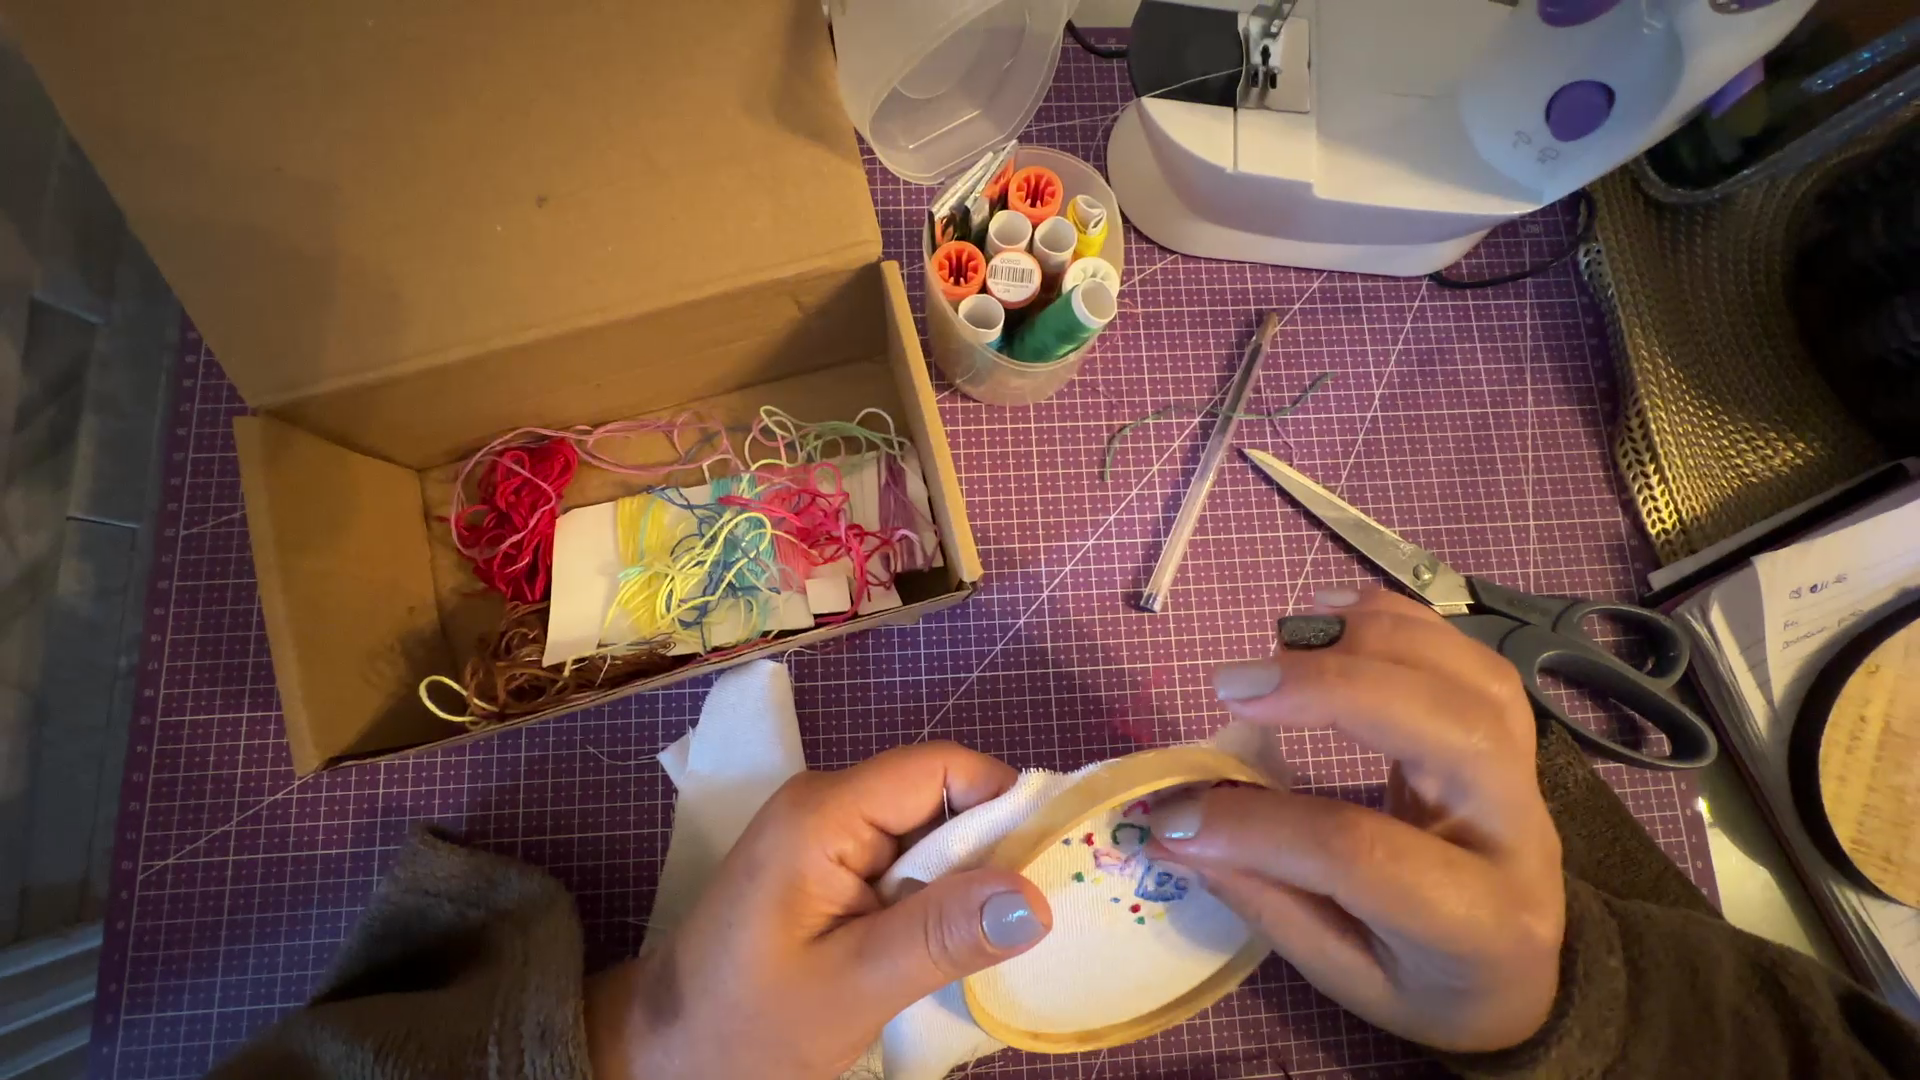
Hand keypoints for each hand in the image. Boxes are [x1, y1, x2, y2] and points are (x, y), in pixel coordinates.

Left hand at [585, 743, 1052, 1078]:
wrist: (656, 1062)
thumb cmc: (744, 1031)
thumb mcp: (851, 989)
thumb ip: (941, 935)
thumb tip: (1036, 897)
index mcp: (824, 811)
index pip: (936, 768)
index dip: (999, 798)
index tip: (1047, 858)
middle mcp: (826, 801)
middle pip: (934, 794)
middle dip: (985, 846)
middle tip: (1027, 912)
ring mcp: (825, 829)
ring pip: (923, 827)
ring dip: (961, 874)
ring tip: (992, 932)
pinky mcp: (826, 860)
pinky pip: (901, 854)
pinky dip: (933, 889)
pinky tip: (948, 933)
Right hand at [1150, 590, 1564, 1052]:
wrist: (1520, 963)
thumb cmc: (1423, 976)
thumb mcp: (1345, 972)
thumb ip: (1262, 898)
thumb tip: (1172, 827)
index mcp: (1479, 921)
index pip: (1361, 852)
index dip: (1257, 826)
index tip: (1175, 814)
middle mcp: (1519, 834)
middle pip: (1447, 730)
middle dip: (1330, 689)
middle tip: (1233, 684)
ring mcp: (1525, 774)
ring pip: (1469, 678)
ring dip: (1368, 638)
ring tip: (1283, 634)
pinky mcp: (1509, 733)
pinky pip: (1469, 657)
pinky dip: (1395, 620)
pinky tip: (1329, 613)